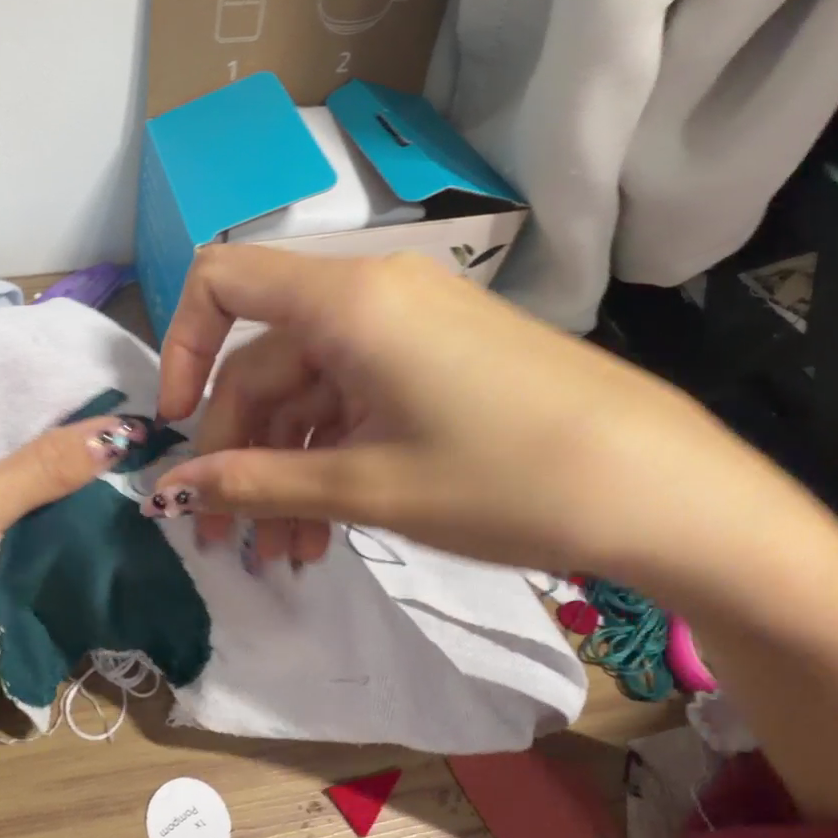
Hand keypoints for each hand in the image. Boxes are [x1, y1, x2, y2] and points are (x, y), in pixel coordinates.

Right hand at [151, 245, 818, 582]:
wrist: (667, 493)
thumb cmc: (506, 479)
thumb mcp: (367, 487)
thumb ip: (256, 483)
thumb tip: (170, 490)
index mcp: (348, 301)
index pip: (220, 281)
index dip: (180, 348)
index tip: (173, 425)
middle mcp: (371, 296)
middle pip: (263, 361)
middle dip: (236, 451)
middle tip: (228, 535)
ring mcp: (408, 329)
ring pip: (308, 394)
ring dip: (283, 471)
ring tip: (282, 556)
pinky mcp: (436, 361)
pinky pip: (354, 400)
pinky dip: (328, 459)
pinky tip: (324, 530)